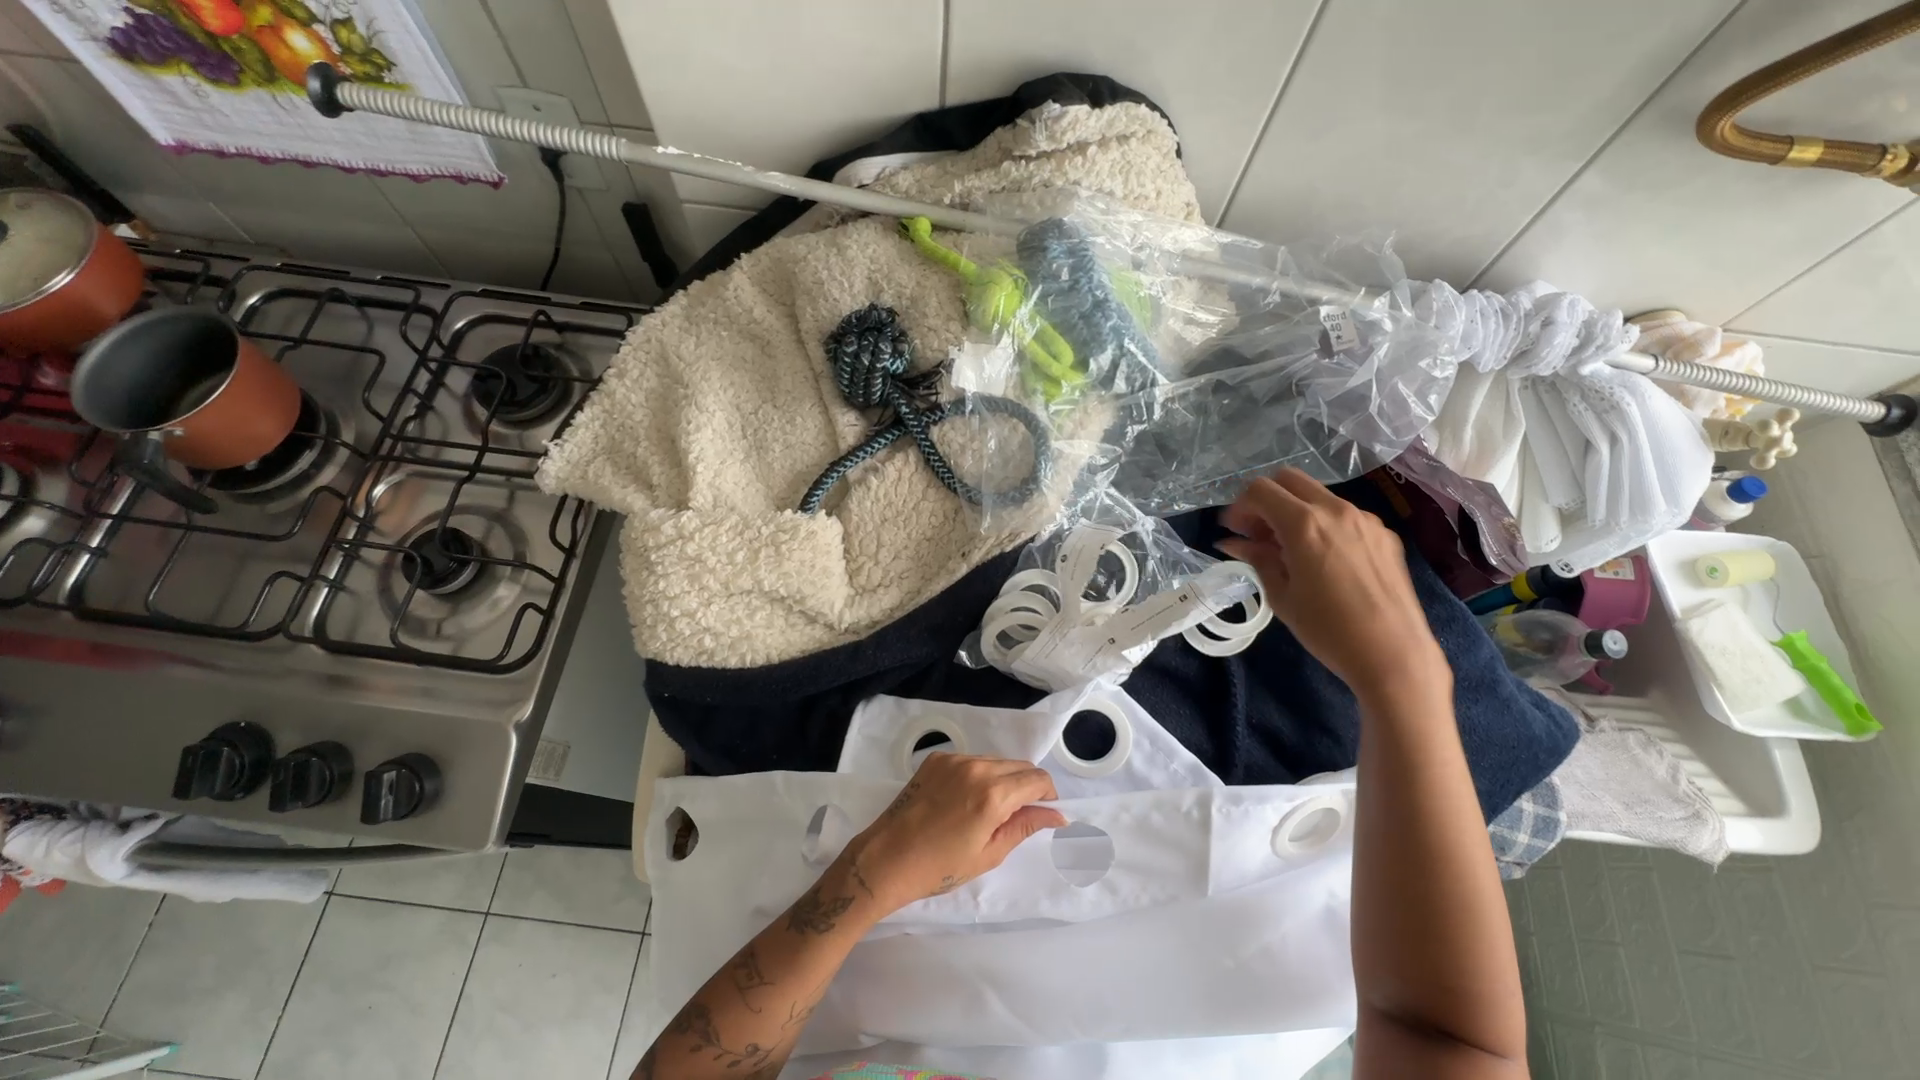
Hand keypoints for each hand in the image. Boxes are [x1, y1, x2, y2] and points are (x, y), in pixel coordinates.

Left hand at [840, 753, 1067, 912]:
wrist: (887, 858)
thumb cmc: (940, 866)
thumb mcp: (990, 853)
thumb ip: (1025, 826)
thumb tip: (1058, 814)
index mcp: (993, 794)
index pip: (1038, 779)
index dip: (1047, 795)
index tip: (1042, 813)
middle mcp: (976, 768)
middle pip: (1019, 765)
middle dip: (1027, 786)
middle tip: (1016, 815)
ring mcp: (954, 759)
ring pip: (996, 761)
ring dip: (1003, 779)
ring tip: (988, 810)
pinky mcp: (937, 759)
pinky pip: (972, 760)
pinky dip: (978, 775)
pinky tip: (964, 800)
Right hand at [1217, 468, 1448, 701]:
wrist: (1392, 653)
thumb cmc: (1327, 629)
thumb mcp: (1281, 596)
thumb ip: (1258, 559)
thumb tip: (1235, 543)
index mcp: (1304, 524)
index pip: (1260, 490)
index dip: (1239, 507)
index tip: (1233, 531)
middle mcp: (1336, 510)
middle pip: (1289, 479)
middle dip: (1266, 499)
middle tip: (1257, 533)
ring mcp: (1365, 519)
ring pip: (1319, 496)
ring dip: (1295, 511)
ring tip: (1289, 550)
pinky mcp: (1385, 534)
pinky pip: (1345, 516)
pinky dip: (1324, 526)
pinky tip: (1324, 561)